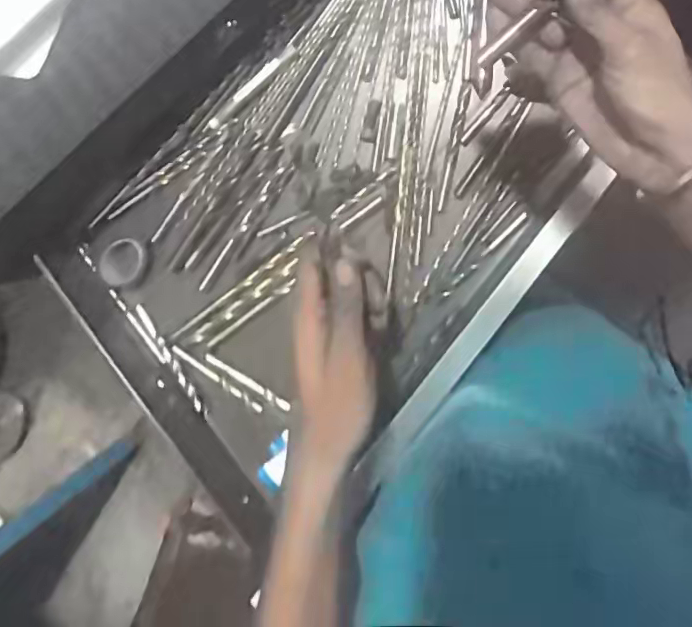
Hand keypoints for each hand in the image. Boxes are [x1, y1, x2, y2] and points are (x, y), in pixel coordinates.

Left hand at [291, 249, 376, 480]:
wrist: (331, 450)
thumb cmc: (336, 402)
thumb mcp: (347, 351)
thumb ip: (347, 304)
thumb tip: (345, 258)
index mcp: (308, 314)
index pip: (311, 263)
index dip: (331, 246)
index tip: (358, 242)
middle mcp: (316, 317)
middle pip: (340, 275)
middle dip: (364, 280)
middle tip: (377, 304)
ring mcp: (331, 331)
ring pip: (354, 295)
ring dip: (372, 301)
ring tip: (381, 325)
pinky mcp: (345, 345)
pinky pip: (361, 317)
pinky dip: (373, 320)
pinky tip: (382, 335)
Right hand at [480, 0, 691, 195]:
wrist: (659, 154)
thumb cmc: (656, 92)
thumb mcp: (627, 45)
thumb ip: (593, 8)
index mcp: (626, 8)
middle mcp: (597, 24)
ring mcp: (576, 51)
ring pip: (541, 20)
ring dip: (515, 4)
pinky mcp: (559, 78)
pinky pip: (533, 53)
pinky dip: (514, 38)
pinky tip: (493, 21)